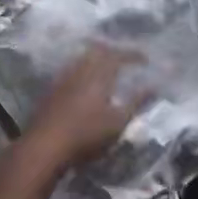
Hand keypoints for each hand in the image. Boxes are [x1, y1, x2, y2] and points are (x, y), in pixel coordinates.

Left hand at [15, 44, 146, 178]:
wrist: (44, 147)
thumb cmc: (86, 135)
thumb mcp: (118, 122)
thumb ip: (136, 102)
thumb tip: (154, 86)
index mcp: (98, 74)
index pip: (118, 56)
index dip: (133, 55)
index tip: (145, 59)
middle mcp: (80, 70)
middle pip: (97, 51)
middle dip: (112, 51)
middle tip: (124, 58)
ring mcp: (62, 78)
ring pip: (81, 60)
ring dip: (96, 59)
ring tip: (105, 68)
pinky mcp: (50, 90)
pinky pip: (70, 70)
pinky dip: (82, 71)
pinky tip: (83, 83)